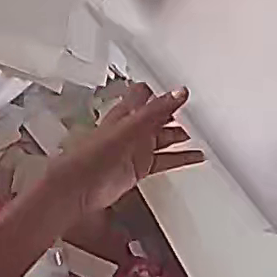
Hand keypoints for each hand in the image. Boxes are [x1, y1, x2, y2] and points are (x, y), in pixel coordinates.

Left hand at [48, 83, 198, 218]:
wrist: (79, 187)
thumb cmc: (94, 155)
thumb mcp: (132, 126)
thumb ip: (157, 110)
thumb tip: (179, 92)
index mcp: (126, 112)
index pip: (145, 95)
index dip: (161, 91)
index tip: (179, 89)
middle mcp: (131, 128)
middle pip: (157, 117)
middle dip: (174, 114)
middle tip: (192, 112)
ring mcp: (135, 149)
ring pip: (163, 138)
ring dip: (178, 136)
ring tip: (196, 134)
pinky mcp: (139, 168)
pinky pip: (165, 160)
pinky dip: (181, 158)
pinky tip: (194, 157)